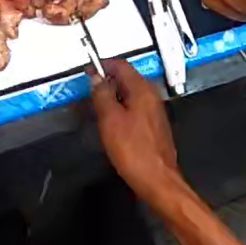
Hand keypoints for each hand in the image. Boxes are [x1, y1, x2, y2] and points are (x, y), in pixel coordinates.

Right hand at [90, 59, 183, 204]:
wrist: (156, 179)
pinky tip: (110, 121)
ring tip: (96, 104)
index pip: (122, 66)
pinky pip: (134, 108)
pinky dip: (120, 108)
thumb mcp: (110, 119)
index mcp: (142, 91)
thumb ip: (102, 95)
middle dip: (107, 80)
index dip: (103, 65)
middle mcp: (152, 98)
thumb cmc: (134, 151)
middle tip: (90, 88)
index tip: (89, 70)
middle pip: (128, 78)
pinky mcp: (153, 126)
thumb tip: (97, 78)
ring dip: (113, 95)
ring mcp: (154, 113)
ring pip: (130, 94)